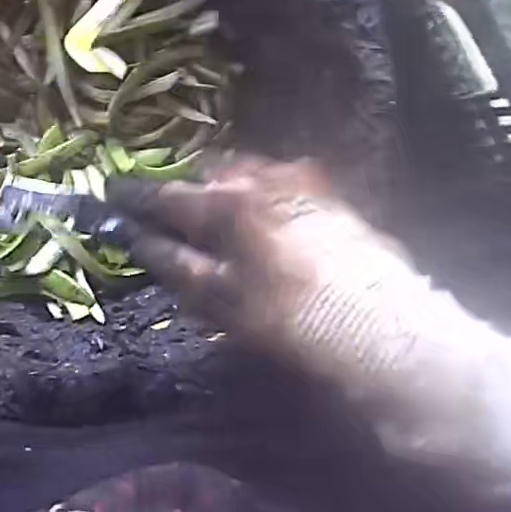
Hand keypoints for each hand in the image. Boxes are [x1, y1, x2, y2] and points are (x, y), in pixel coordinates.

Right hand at [117, 156, 510, 500]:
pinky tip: (260, 223)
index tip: (110, 194)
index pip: (162, 192)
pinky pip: (273, 181)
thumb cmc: (297, 324)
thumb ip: (171, 261)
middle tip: (169, 216)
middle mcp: (259, 176)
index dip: (131, 195)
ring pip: (238, 172)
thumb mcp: (221, 301)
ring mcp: (298, 179)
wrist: (401, 339)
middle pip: (200, 172)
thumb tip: (133, 236)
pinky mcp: (328, 193)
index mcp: (227, 202)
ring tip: (215, 219)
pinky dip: (253, 193)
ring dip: (218, 189)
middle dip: (180, 189)